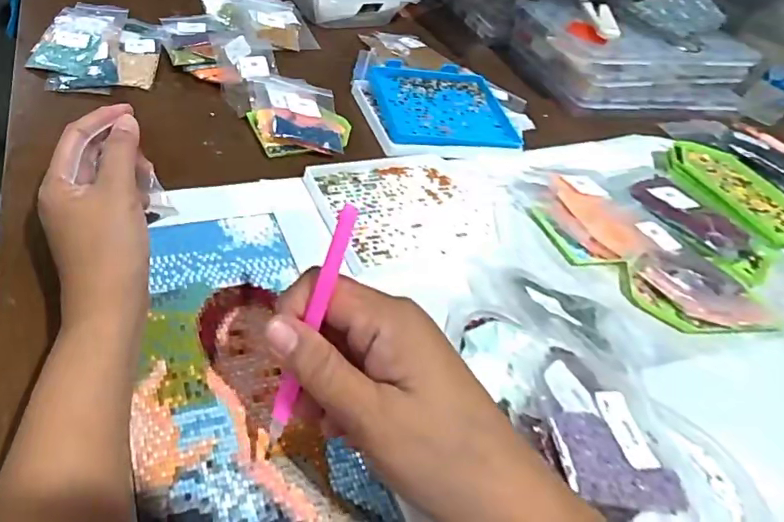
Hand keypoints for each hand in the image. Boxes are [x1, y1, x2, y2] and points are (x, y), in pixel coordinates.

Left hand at [38, 104, 152, 338]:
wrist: (109, 313)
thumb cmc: (110, 247)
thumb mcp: (117, 192)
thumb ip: (120, 150)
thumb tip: (125, 120)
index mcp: (57, 183)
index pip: (75, 136)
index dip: (102, 118)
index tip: (132, 110)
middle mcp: (61, 196)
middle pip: (88, 155)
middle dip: (119, 149)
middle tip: (146, 159)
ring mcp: (76, 217)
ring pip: (102, 177)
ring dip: (126, 171)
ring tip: (149, 182)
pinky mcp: (92, 234)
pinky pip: (109, 199)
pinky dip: (127, 193)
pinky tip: (147, 204)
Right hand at [266, 273, 597, 521]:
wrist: (514, 511)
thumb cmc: (441, 459)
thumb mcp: (370, 417)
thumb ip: (318, 367)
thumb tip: (269, 322)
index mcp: (387, 317)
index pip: (320, 285)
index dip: (292, 313)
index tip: (280, 362)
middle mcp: (392, 321)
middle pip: (326, 314)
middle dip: (303, 354)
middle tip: (296, 404)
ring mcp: (400, 347)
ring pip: (337, 343)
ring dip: (318, 378)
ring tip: (319, 423)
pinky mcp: (404, 373)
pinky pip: (356, 366)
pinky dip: (339, 391)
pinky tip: (340, 426)